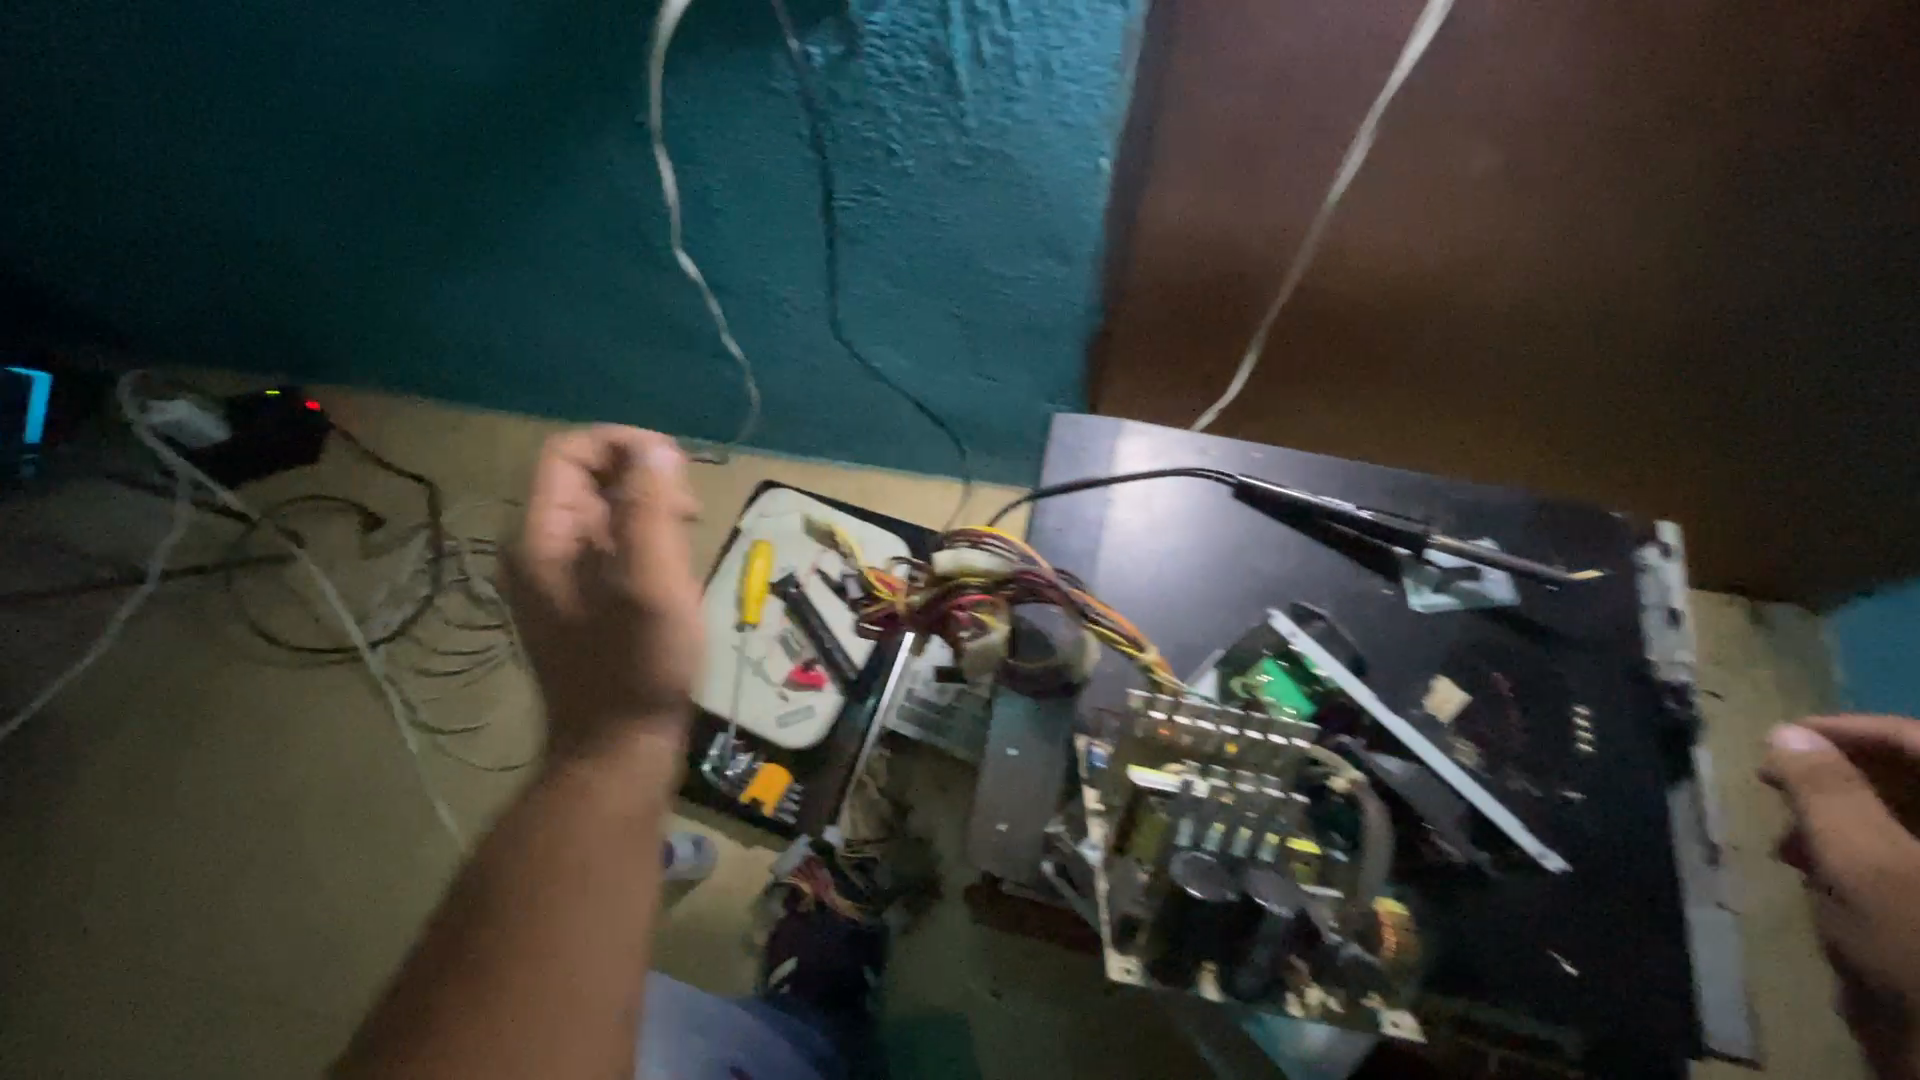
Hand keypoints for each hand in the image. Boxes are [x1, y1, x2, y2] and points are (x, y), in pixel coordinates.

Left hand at [508, 426, 702, 758]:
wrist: (618, 750)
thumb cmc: (637, 666)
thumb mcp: (651, 582)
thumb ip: (649, 510)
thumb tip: (655, 450)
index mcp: (543, 539)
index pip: (570, 452)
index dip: (624, 445)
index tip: (676, 470)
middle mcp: (541, 551)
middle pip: (587, 480)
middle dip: (643, 481)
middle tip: (689, 515)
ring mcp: (559, 580)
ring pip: (604, 515)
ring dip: (650, 514)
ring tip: (687, 543)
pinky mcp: (582, 604)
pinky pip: (612, 550)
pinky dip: (646, 545)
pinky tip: (674, 576)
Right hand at [1763, 716, 1919, 1079]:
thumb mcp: (1863, 865)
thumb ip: (1824, 790)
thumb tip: (1786, 734)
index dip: (1850, 730)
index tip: (1781, 735)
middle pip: (1918, 780)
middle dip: (1841, 780)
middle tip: (1776, 789)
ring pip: (1914, 820)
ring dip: (1848, 820)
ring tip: (1792, 844)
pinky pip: (1911, 856)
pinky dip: (1872, 855)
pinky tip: (1828, 878)